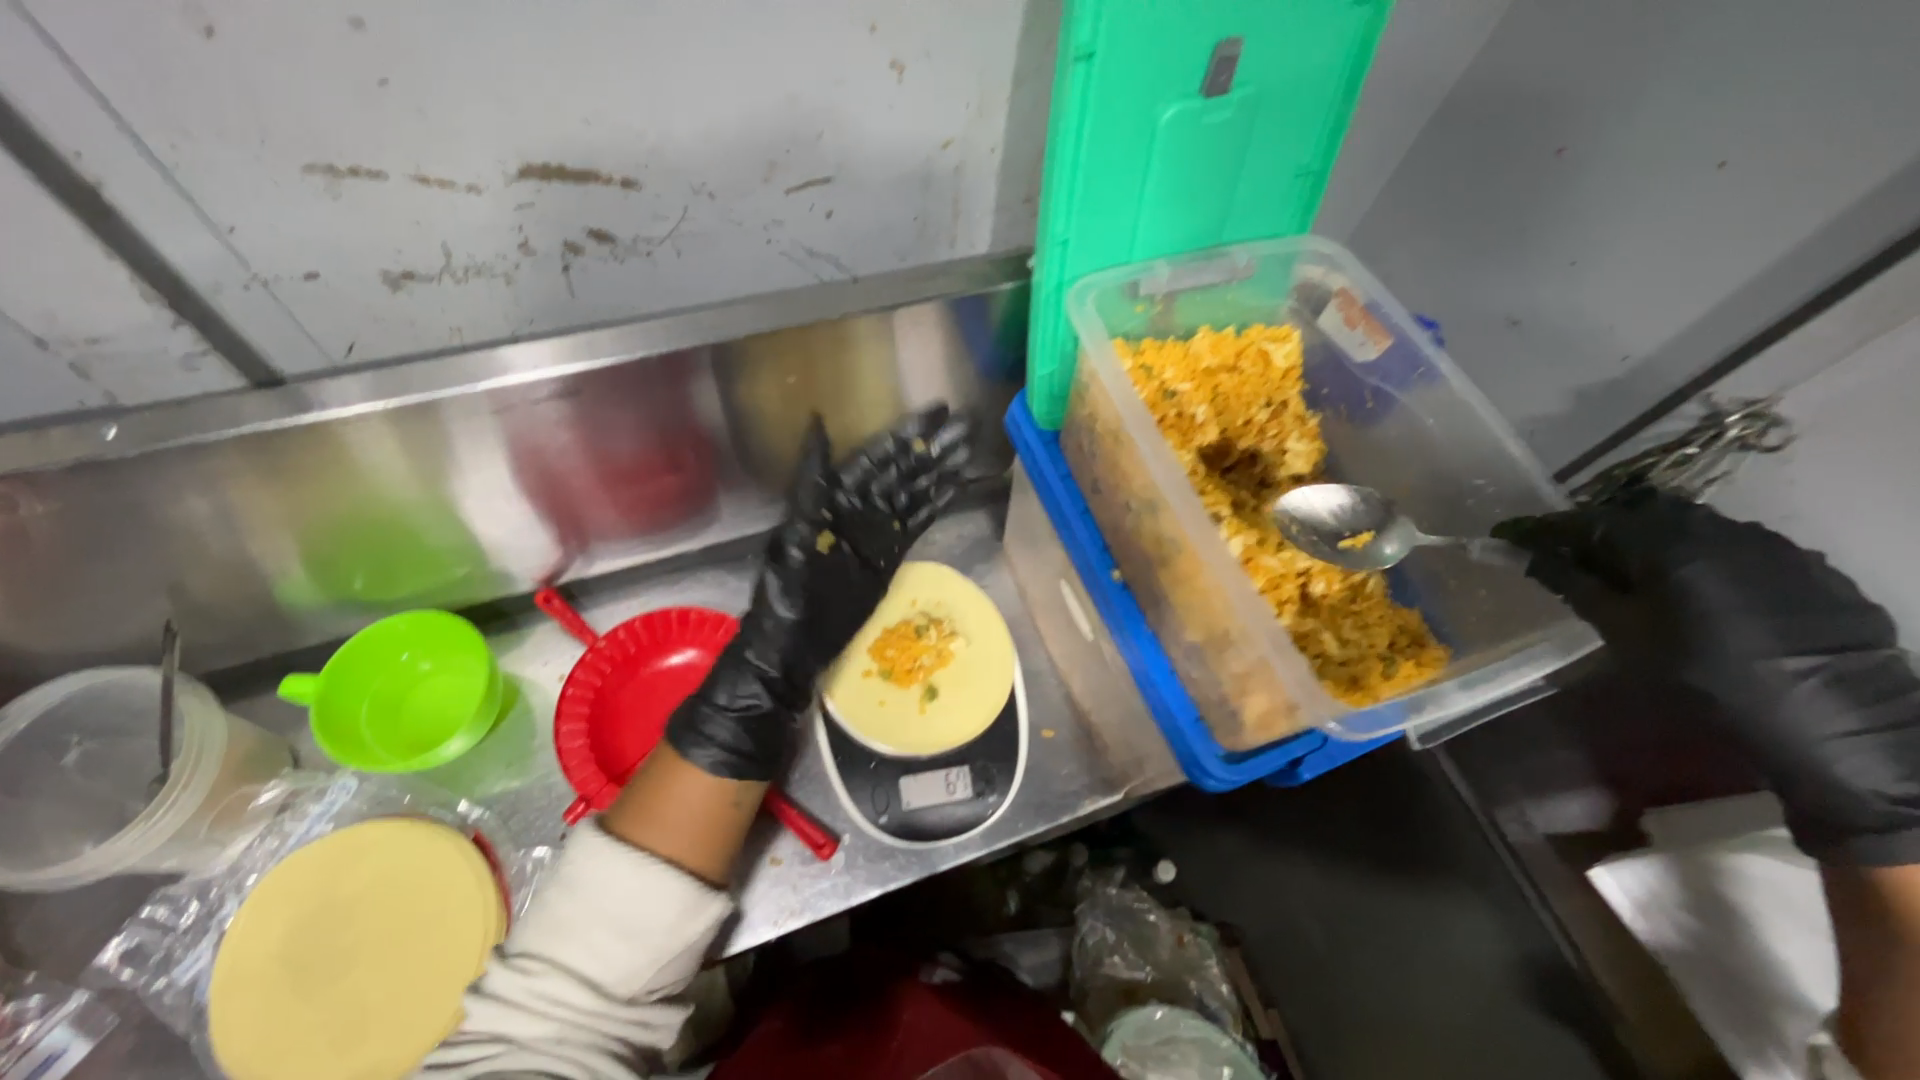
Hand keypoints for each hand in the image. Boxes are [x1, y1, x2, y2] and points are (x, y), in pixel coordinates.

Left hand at [664, 406, 973, 780]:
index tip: (939, 409)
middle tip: (969, 424)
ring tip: (971, 449)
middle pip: (903, 470)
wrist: (792, 644)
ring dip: (941, 471)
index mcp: (835, 496)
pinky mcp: (889, 556)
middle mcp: (859, 507)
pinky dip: (938, 503)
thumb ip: (812, 479)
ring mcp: (876, 532)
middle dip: (934, 447)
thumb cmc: (787, 589)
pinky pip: (918, 522)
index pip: (878, 455)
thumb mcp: (795, 531)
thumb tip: (817, 423)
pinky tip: (958, 487)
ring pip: (914, 493)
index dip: (908, 432)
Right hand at [1495, 488, 1919, 865]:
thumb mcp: (1626, 636)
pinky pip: (1737, 550)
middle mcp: (1718, 527)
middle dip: (1601, 531)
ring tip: (1637, 579)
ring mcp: (1770, 544)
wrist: (1837, 723)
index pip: (1587, 519)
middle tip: (1573, 560)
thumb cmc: (1707, 680)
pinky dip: (1702, 563)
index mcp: (1667, 540)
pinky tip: (1701, 599)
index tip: (1509, 537)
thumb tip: (1523, 552)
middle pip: (1641, 514)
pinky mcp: (1806, 567)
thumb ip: (1574, 585)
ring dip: (1654, 545)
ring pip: (1692, 528)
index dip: (1544, 528)